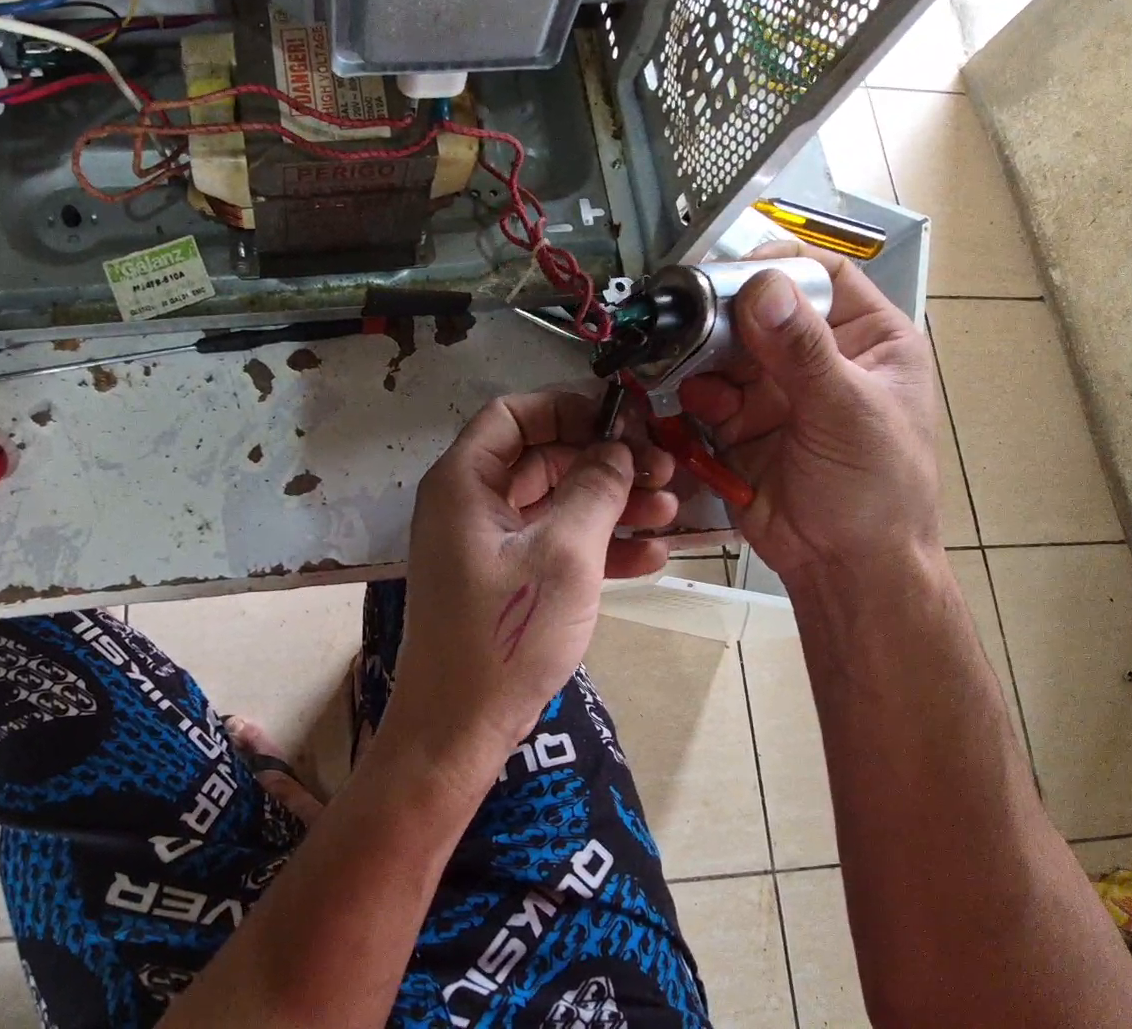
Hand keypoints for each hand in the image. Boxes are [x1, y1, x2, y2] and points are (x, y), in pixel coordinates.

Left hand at [384, 392, 678, 759]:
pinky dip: (597, 545)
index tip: (625, 421)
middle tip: (666, 470)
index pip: (513, 414)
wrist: (460, 724)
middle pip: (543, 457)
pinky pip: (554, 544)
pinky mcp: (505, 580)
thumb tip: (617, 449)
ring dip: (612, 504)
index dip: (569, 408)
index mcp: (464, 481)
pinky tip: (652, 557)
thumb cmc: (506, 631)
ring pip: (555, 503)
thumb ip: (595, 489)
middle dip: (605, 461)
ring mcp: (487, 545)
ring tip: (671, 512)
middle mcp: (469, 504)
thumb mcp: (563, 553)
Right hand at [678, 243, 944, 586]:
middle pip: (759, 312)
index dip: (777, 266)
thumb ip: (802, 350)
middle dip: (723, 318)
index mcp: (866, 339)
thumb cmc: (875, 488)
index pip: (820, 276)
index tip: (728, 272)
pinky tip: (694, 408)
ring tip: (688, 371)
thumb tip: (763, 287)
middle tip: (688, 322)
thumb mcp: (846, 411)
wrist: (844, 566)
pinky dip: (693, 398)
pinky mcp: (737, 427)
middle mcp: (816, 358)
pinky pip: (705, 397)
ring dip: (703, 360)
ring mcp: (774, 393)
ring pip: (724, 354)